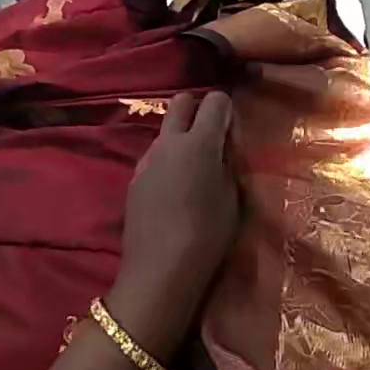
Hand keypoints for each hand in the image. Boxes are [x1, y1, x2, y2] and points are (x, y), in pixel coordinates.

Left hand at [109, 91, 238, 354]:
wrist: (160, 270)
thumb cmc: (208, 235)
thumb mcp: (234, 197)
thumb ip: (229, 163)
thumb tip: (224, 148)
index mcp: (199, 141)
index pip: (216, 99)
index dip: (229, 115)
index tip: (233, 145)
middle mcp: (168, 141)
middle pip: (182, 102)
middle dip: (199, 113)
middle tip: (213, 145)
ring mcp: (147, 158)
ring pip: (166, 131)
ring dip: (182, 140)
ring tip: (194, 175)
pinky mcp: (134, 178)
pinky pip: (155, 156)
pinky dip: (168, 162)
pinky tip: (175, 193)